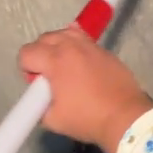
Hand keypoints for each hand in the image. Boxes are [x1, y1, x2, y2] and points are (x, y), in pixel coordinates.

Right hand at [19, 27, 152, 152]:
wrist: (125, 117)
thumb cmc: (87, 119)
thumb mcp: (52, 119)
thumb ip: (38, 105)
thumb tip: (39, 98)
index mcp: (55, 61)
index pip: (27, 52)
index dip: (26, 69)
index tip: (37, 86)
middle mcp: (71, 46)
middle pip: (44, 38)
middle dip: (40, 55)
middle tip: (48, 78)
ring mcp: (90, 45)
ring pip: (64, 33)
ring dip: (57, 46)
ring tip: (63, 66)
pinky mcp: (104, 50)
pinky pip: (83, 38)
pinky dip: (75, 45)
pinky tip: (79, 61)